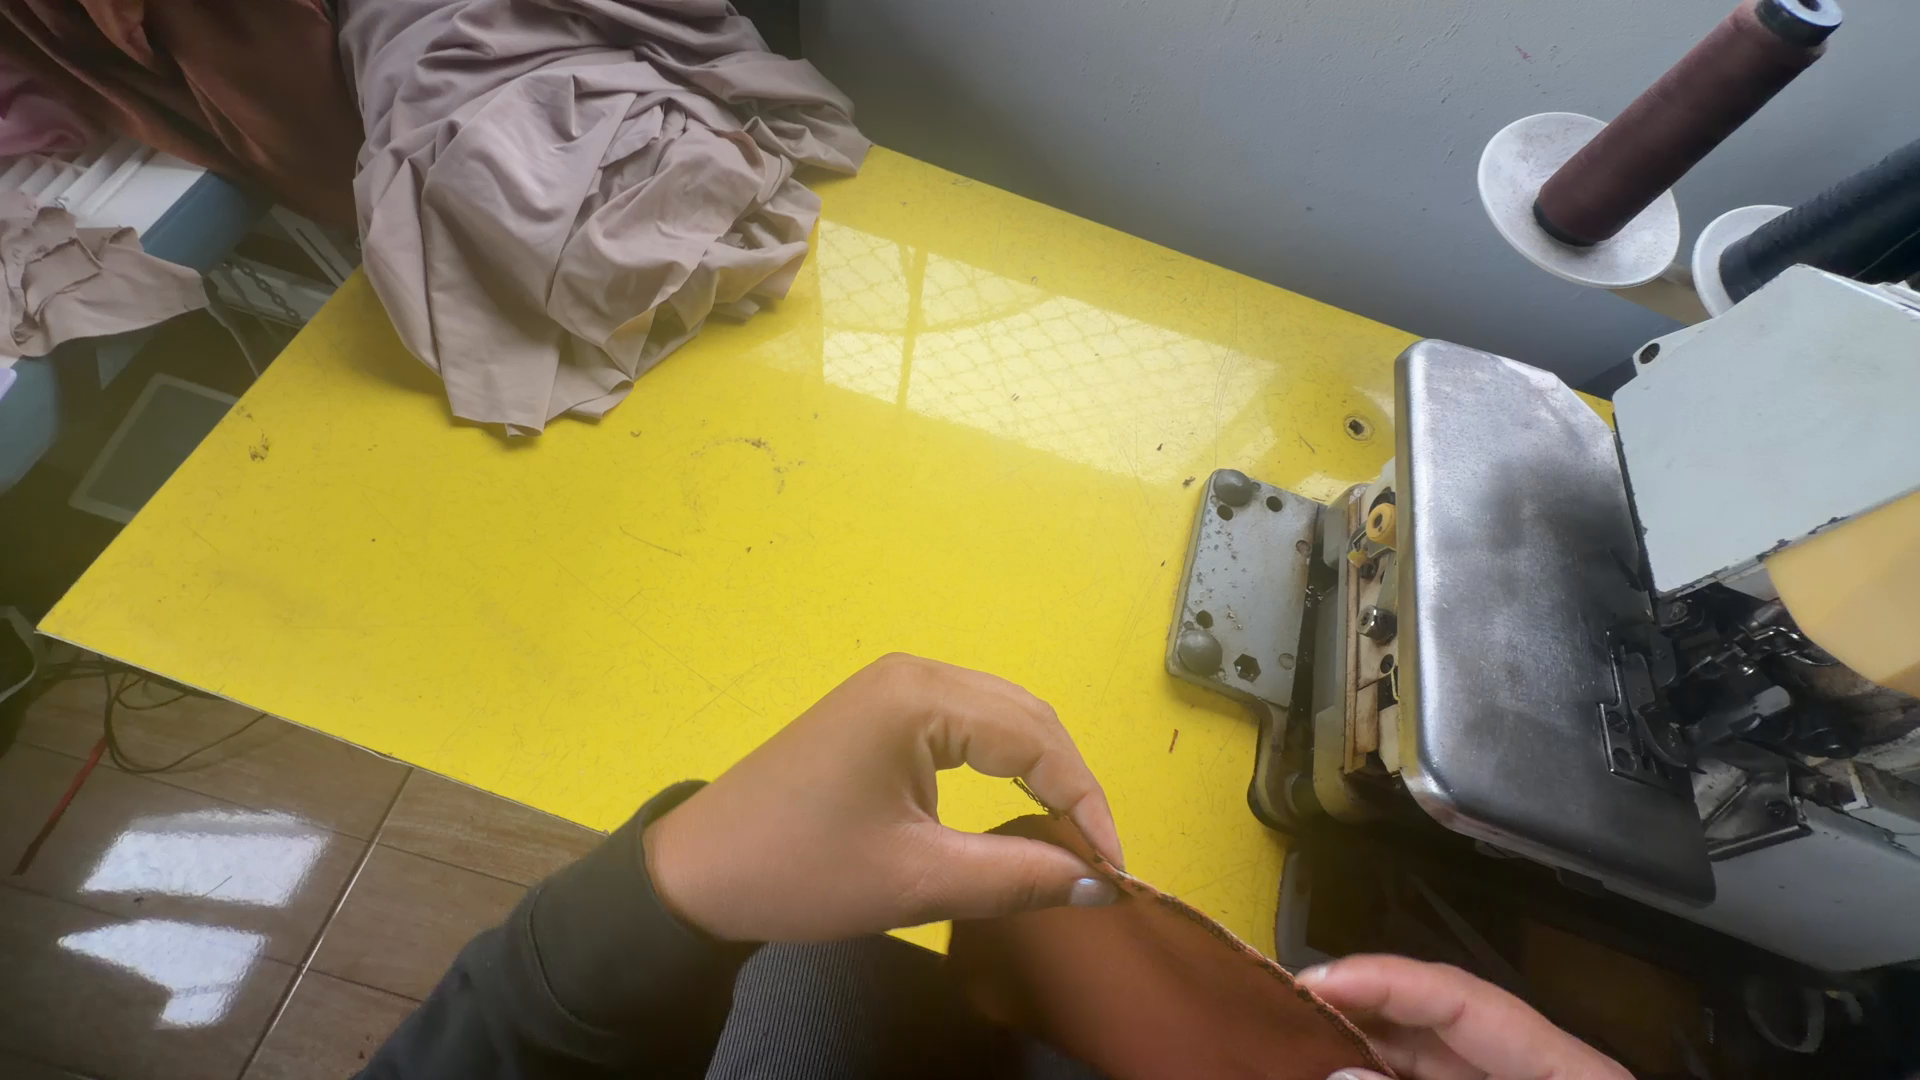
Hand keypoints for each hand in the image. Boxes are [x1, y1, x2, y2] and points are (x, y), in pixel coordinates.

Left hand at [642, 653, 1123, 942]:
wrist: (700, 871)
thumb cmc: (802, 870)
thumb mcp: (915, 880)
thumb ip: (1017, 878)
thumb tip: (1100, 887)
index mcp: (921, 695)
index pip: (1036, 738)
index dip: (1086, 802)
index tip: (1115, 871)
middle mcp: (916, 671)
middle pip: (1025, 717)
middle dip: (1069, 784)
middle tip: (1096, 857)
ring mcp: (898, 684)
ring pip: (1001, 716)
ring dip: (1042, 770)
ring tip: (1067, 835)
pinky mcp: (887, 706)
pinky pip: (970, 723)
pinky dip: (1006, 761)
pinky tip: (1019, 800)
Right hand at [1299, 955, 1631, 1079]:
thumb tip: (1339, 1075)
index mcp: (1569, 1075)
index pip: (1464, 999)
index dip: (1383, 980)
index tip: (1311, 985)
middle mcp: (1539, 1075)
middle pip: (1436, 1022)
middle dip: (1360, 1011)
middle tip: (1286, 1011)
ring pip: (1425, 1056)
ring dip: (1362, 1048)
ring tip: (1301, 1042)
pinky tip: (1340, 1074)